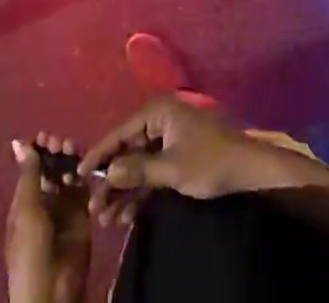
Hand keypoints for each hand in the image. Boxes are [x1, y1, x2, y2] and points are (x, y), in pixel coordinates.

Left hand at [6, 134, 91, 302]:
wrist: (53, 292)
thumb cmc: (31, 251)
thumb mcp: (27, 211)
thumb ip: (29, 175)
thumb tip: (19, 141)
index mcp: (24, 201)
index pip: (32, 168)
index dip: (38, 151)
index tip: (45, 135)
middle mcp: (44, 201)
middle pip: (51, 169)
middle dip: (55, 153)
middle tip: (61, 142)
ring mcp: (64, 209)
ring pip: (68, 177)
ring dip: (69, 161)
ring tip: (72, 148)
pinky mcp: (82, 216)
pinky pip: (83, 191)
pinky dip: (84, 176)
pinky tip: (84, 166)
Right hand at [79, 97, 316, 225]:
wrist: (250, 170)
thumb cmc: (210, 161)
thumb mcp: (172, 168)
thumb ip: (138, 169)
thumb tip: (108, 172)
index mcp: (157, 111)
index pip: (120, 132)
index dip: (99, 153)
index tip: (78, 171)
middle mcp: (160, 119)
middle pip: (127, 149)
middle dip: (111, 179)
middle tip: (94, 205)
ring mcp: (169, 137)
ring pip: (138, 163)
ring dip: (124, 190)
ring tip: (106, 218)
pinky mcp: (177, 154)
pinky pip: (152, 170)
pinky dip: (141, 190)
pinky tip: (126, 214)